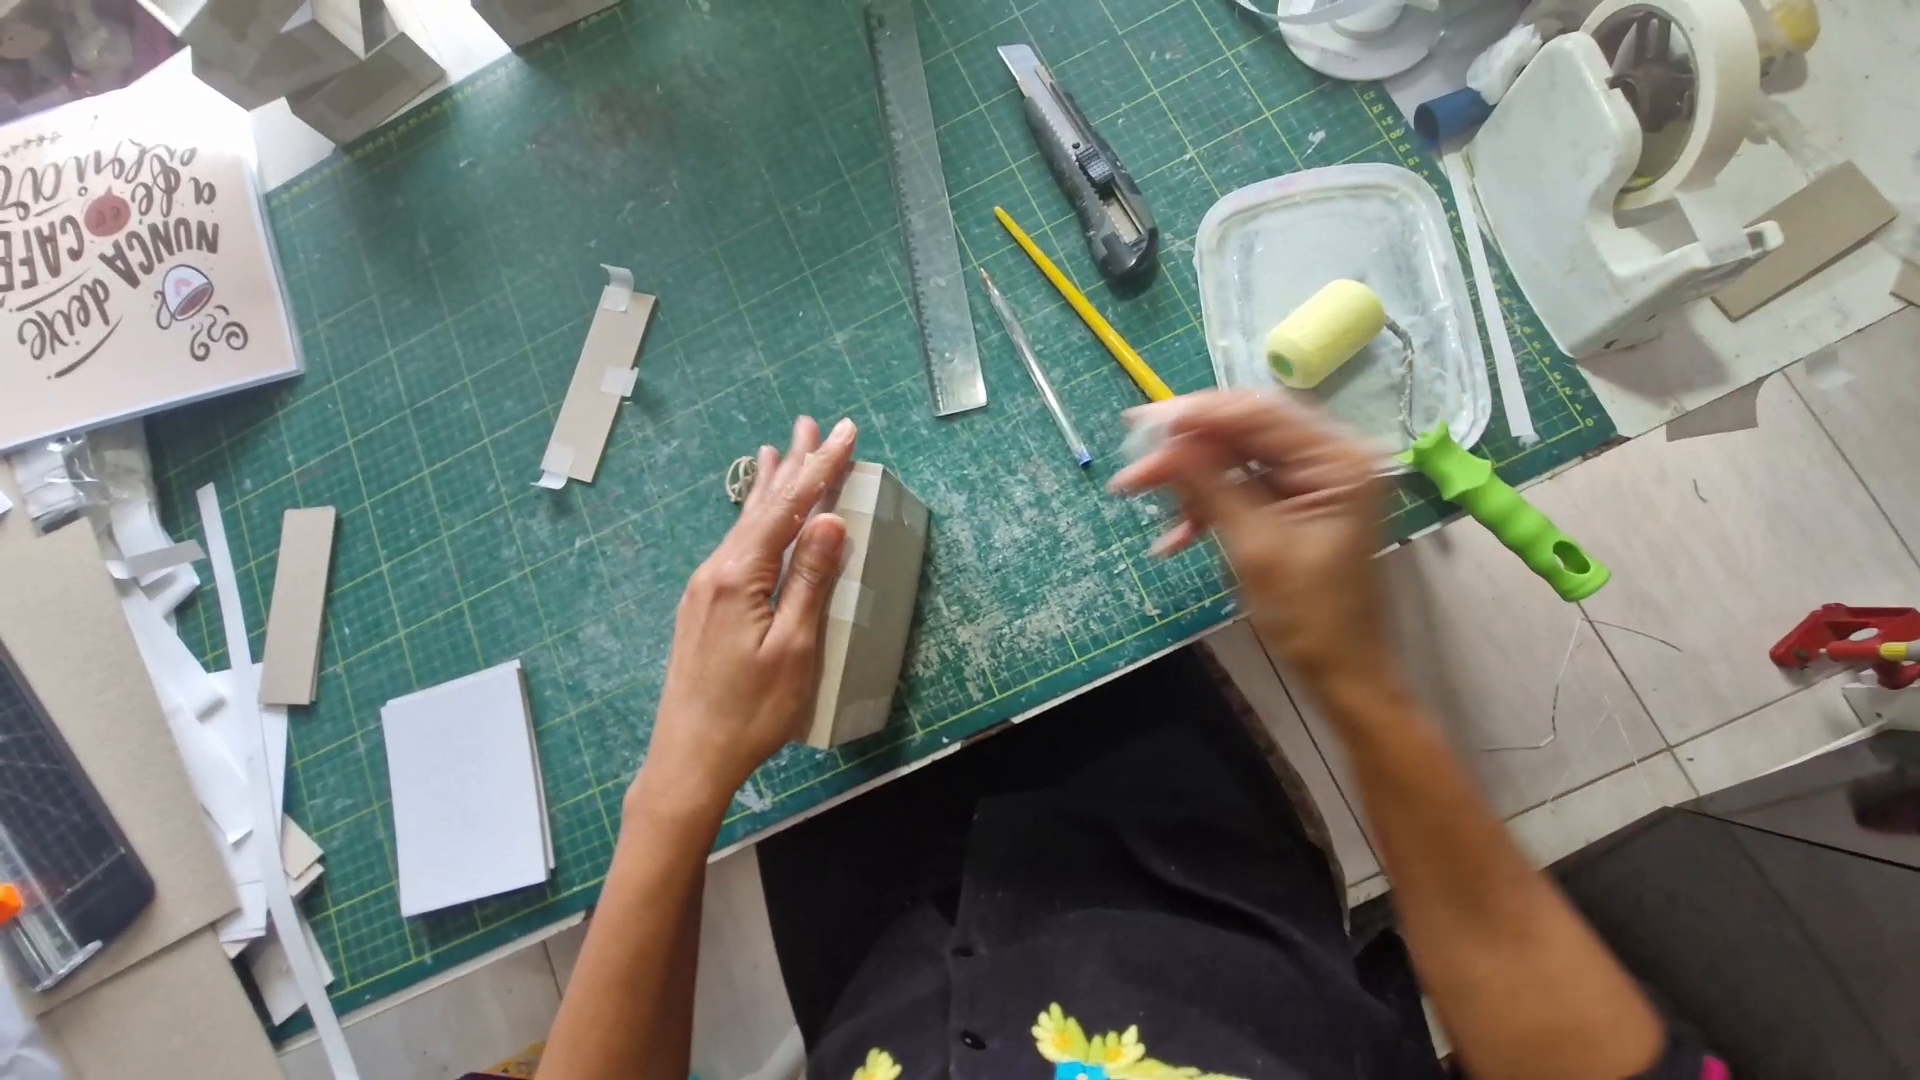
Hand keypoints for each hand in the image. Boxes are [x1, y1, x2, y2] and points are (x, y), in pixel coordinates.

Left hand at [635, 416, 858, 821]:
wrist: (689, 760)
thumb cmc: (751, 712)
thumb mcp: (793, 648)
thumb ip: (810, 580)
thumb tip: (829, 520)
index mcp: (739, 576)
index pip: (789, 508)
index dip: (821, 469)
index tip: (846, 433)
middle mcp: (716, 571)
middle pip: (763, 505)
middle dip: (794, 464)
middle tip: (813, 423)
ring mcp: (705, 588)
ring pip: (746, 523)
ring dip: (770, 485)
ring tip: (779, 448)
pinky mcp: (704, 606)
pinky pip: (736, 545)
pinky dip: (753, 518)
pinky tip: (751, 513)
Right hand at [1110, 391, 1388, 686]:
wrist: (1344, 672)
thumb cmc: (1310, 616)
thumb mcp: (1254, 545)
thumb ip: (1209, 484)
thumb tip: (1163, 440)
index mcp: (1337, 460)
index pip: (1258, 413)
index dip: (1197, 415)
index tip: (1142, 424)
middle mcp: (1330, 457)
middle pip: (1244, 431)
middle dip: (1186, 449)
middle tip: (1135, 459)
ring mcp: (1314, 480)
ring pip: (1235, 460)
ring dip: (1190, 482)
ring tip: (1144, 499)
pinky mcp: (1297, 503)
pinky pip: (1241, 488)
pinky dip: (1206, 506)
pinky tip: (1175, 537)